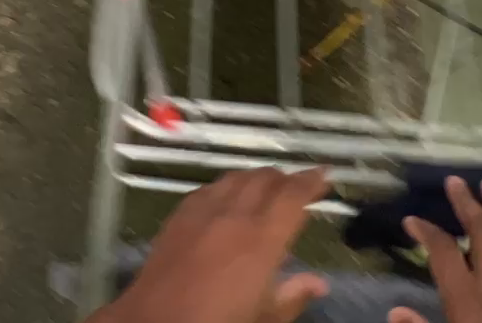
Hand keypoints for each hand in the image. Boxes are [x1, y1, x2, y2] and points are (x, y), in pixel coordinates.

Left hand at [91, 167, 330, 322]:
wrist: (155, 322)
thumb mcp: (263, 318)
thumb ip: (292, 297)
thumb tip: (319, 283)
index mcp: (261, 240)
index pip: (293, 197)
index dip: (311, 181)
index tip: (325, 173)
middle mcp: (234, 215)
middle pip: (266, 179)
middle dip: (286, 179)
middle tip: (299, 187)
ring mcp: (204, 209)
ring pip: (238, 177)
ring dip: (257, 178)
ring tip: (268, 188)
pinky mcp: (180, 212)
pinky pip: (211, 186)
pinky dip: (228, 186)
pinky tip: (229, 198)